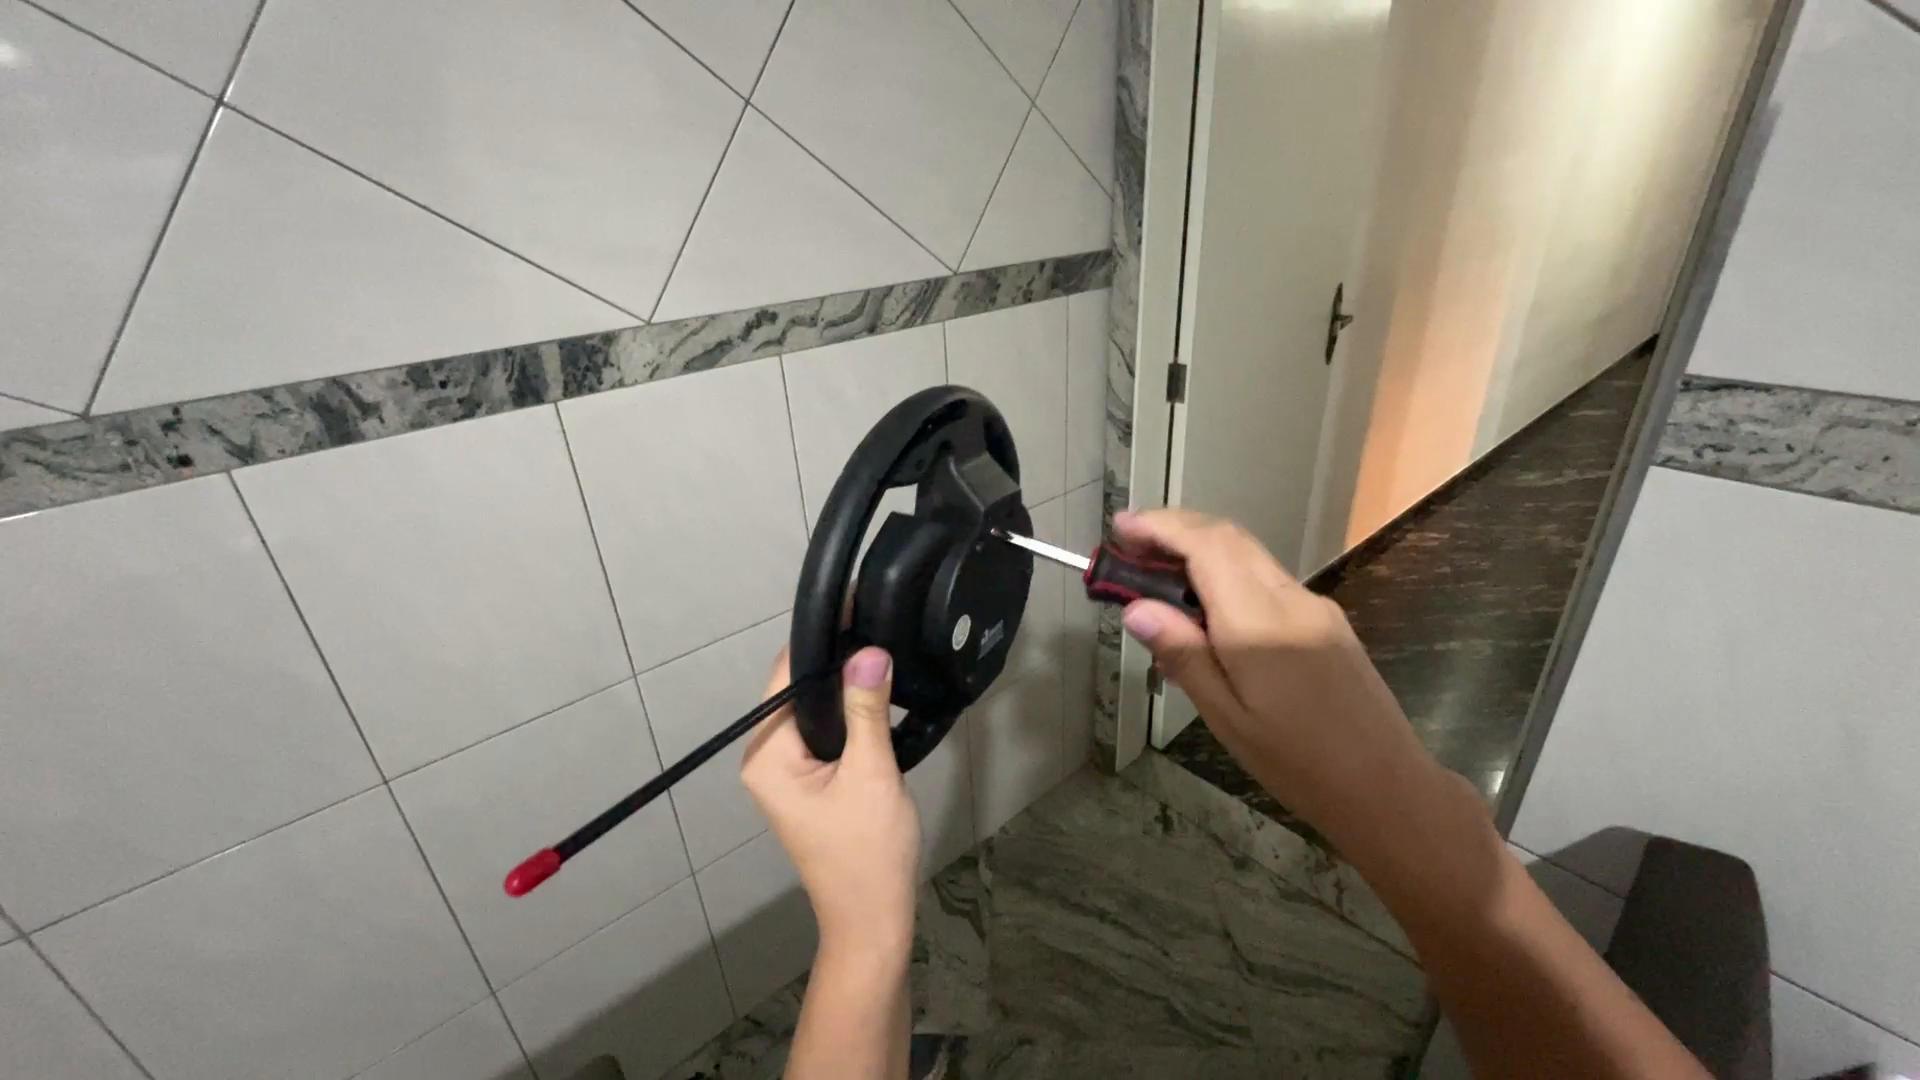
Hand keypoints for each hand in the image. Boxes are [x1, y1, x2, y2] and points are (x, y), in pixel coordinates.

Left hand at [741, 647, 919, 953]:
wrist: (873, 916)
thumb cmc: (868, 851)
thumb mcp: (872, 774)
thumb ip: (868, 710)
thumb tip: (869, 650)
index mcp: (768, 754)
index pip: (786, 677)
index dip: (823, 641)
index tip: (858, 607)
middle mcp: (767, 755)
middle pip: (799, 688)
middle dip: (838, 661)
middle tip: (881, 627)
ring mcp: (786, 768)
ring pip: (815, 707)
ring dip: (847, 685)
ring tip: (885, 654)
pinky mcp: (809, 776)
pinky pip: (825, 727)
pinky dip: (850, 711)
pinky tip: (878, 694)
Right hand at [1112, 509, 1455, 841]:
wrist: (1387, 785)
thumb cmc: (1297, 763)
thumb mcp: (1226, 717)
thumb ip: (1183, 655)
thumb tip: (1136, 609)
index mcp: (1258, 622)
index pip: (1206, 546)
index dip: (1160, 527)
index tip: (1121, 527)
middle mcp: (1289, 599)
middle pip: (1228, 536)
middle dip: (1175, 528)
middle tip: (1129, 543)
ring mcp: (1312, 605)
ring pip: (1248, 553)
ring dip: (1200, 547)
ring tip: (1156, 572)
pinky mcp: (1325, 618)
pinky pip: (1266, 578)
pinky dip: (1226, 571)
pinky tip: (1205, 607)